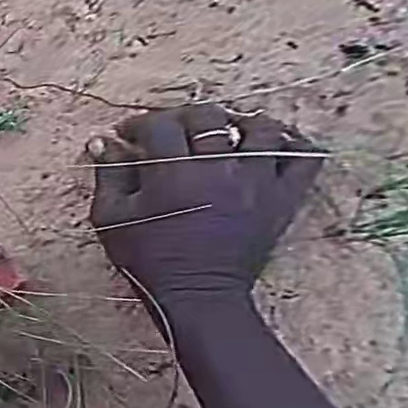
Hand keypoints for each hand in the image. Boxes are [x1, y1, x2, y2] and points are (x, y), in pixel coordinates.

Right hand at [89, 104, 321, 308]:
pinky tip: (272, 143)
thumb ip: (108, 175)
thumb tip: (102, 142)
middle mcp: (218, 167)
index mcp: (171, 172)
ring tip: (223, 128)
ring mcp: (257, 179)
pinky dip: (292, 142)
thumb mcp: (110, 217)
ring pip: (261, 128)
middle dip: (182, 115)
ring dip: (239, 121)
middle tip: (169, 127)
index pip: (159, 126)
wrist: (195, 291)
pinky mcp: (283, 196)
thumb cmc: (145, 256)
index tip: (126, 133)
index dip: (139, 123)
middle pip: (208, 117)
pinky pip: (305, 157)